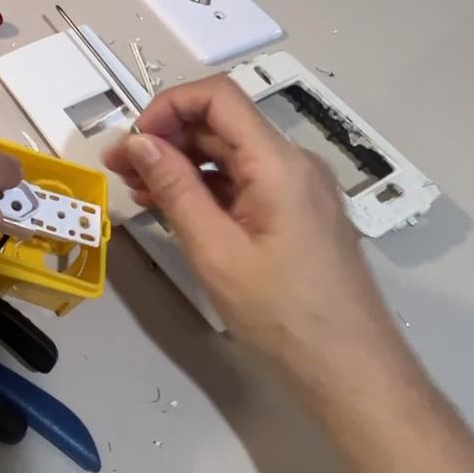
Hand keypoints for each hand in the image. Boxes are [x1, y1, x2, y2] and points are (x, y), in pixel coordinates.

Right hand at [103, 76, 473, 472]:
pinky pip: (239, 179)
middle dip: (164, 136)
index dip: (169, 105)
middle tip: (119, 166)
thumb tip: (138, 141)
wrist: (354, 376)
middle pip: (218, 123)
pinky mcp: (294, 212)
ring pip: (225, 151)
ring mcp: (296, 188)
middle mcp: (291, 164)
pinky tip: (171, 207)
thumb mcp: (214, 249)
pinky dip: (201, 184)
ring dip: (177, 161)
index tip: (136, 141)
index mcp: (278, 163)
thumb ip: (174, 186)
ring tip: (136, 189)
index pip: (217, 96)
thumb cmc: (282, 313)